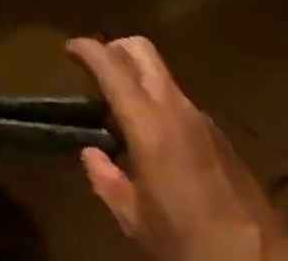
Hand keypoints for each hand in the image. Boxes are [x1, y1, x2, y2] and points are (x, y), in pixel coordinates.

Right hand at [68, 38, 287, 260]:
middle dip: (114, 48)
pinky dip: (157, 101)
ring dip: (137, 76)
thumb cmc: (189, 239)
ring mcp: (200, 117)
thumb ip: (106, 180)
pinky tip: (153, 137)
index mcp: (148, 122)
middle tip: (96, 68)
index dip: (87, 49)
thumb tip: (91, 155)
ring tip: (121, 110)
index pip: (111, 66)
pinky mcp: (218, 134)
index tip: (69, 49)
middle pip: (142, 50)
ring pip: (161, 74)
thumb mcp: (135, 219)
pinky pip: (178, 100)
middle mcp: (174, 106)